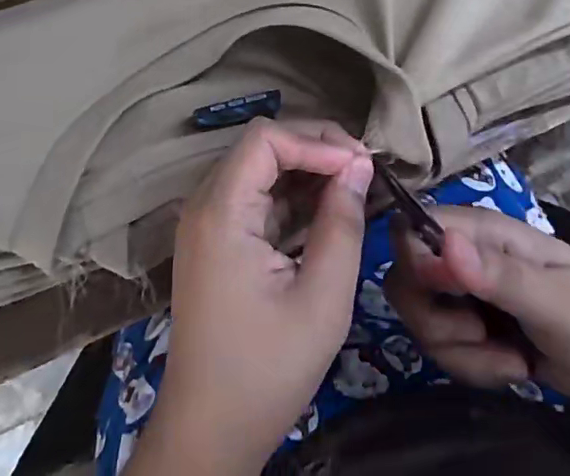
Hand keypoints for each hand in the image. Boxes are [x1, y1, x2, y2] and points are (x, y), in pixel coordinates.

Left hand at [134, 119, 374, 474]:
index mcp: (220, 212)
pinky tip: (329, 207)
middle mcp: (205, 205)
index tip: (360, 165)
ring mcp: (208, 223)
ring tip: (355, 185)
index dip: (316, 142)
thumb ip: (343, 224)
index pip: (266, 139)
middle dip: (315, 149)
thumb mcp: (322, 298)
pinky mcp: (218, 241)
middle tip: (364, 169)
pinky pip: (257, 197)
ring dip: (308, 170)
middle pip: (261, 147)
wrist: (210, 430)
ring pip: (261, 168)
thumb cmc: (267, 369)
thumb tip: (360, 166)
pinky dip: (294, 195)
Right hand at [383, 205, 569, 399]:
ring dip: (461, 353)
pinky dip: (472, 368)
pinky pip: (440, 350)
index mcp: (482, 231)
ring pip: (420, 320)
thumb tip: (445, 244)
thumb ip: (500, 275)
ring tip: (511, 359)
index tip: (449, 296)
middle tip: (478, 335)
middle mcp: (463, 255)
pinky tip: (513, 367)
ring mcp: (463, 293)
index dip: (415, 263)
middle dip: (435, 321)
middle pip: (405, 280)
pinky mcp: (468, 329)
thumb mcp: (556, 301)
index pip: (411, 227)